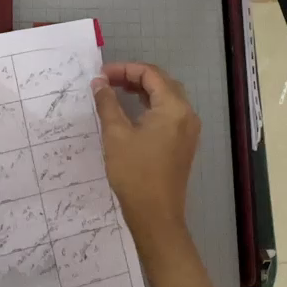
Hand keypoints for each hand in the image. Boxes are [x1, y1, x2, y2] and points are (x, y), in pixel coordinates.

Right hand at [92, 61, 213, 286]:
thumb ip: (107, 102)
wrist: (156, 217)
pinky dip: (150, 105)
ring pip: (166, 97)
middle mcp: (186, 114)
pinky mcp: (184, 143)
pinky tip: (131, 111)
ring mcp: (188, 129)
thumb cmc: (135, 173)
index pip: (150, 74)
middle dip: (133, 76)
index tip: (100, 76)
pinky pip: (169, 112)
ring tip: (115, 92)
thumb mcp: (115, 134)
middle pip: (161, 82)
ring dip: (142, 90)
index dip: (124, 69)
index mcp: (173, 108)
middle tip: (107, 81)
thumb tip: (99, 82)